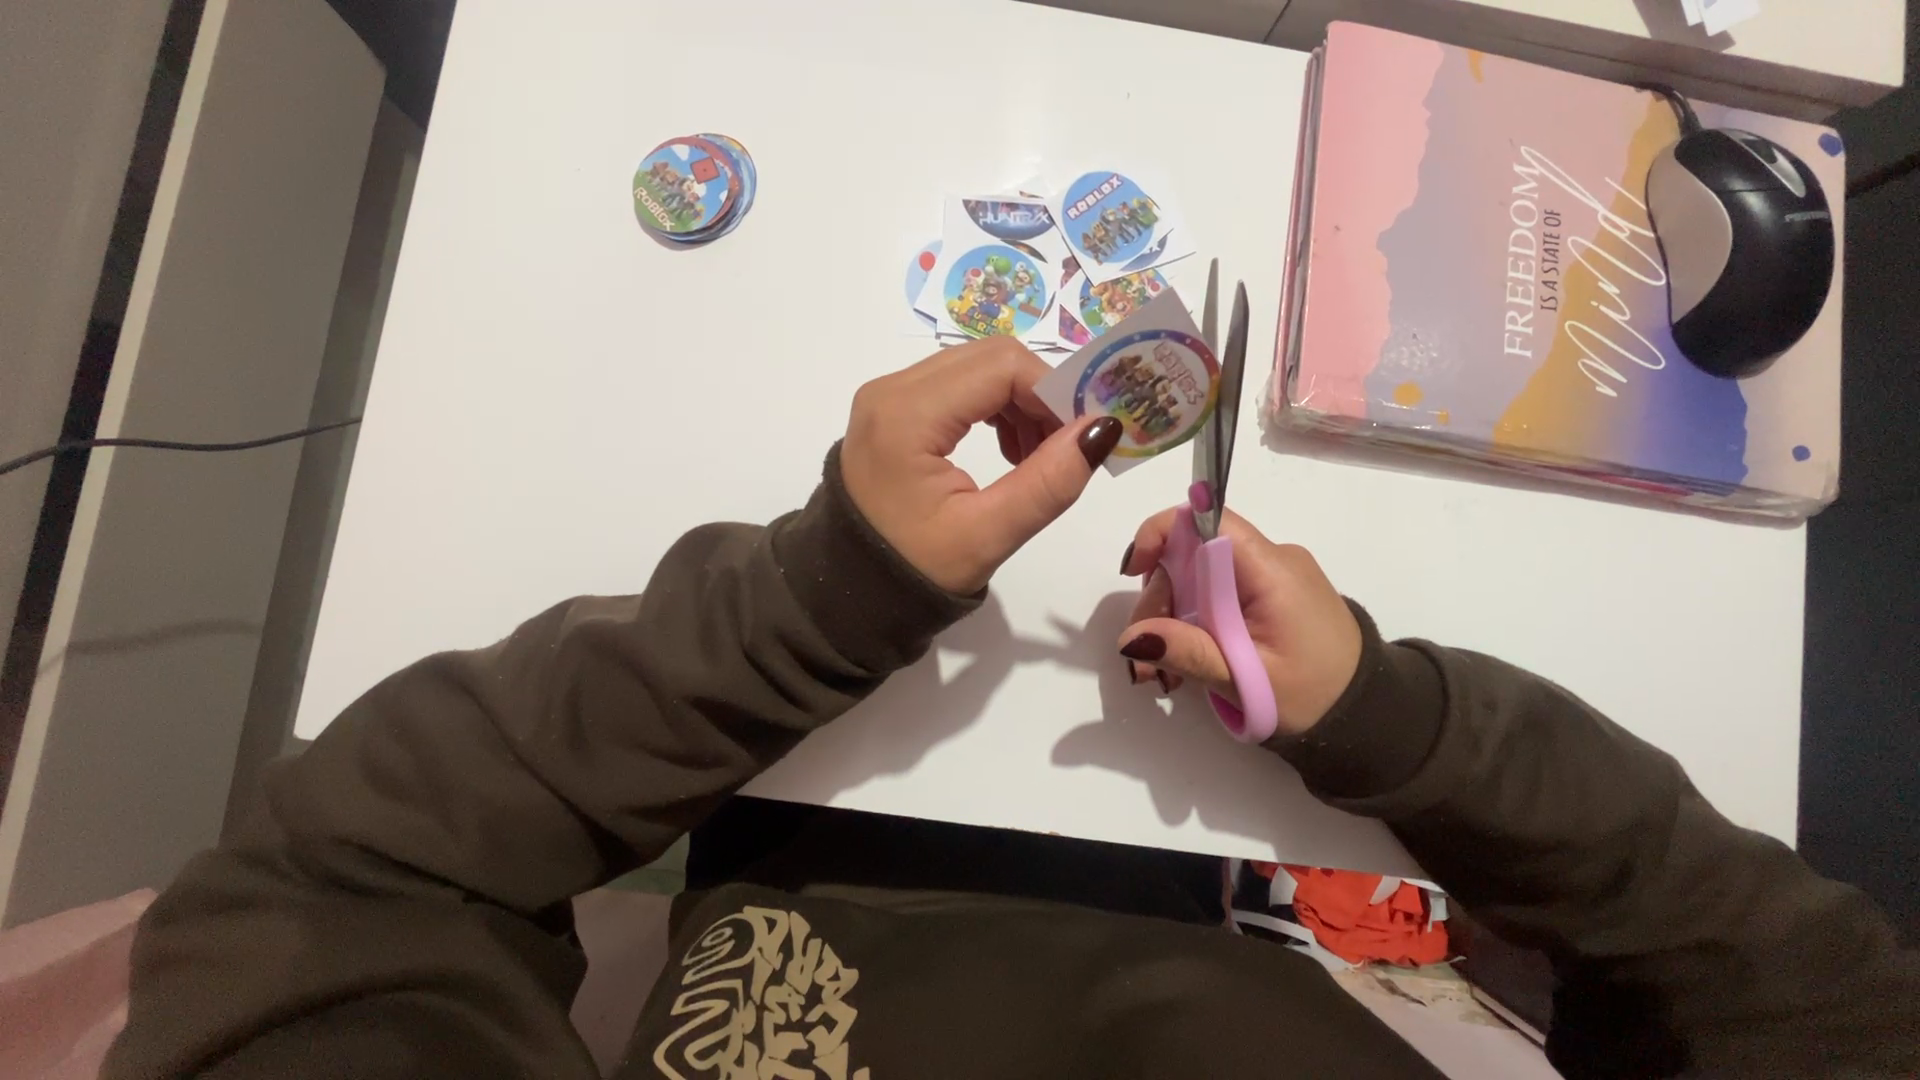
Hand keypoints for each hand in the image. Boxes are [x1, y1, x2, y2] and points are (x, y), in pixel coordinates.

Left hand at [842, 338, 1123, 593]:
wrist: (848, 590)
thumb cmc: (914, 571)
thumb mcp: (987, 535)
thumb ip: (1047, 482)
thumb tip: (1104, 428)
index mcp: (906, 415)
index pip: (1002, 367)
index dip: (1055, 391)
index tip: (1088, 434)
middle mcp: (892, 390)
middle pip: (989, 359)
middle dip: (1040, 395)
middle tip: (1067, 447)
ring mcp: (888, 397)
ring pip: (975, 369)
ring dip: (1019, 402)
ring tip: (1038, 457)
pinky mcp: (893, 410)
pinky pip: (956, 387)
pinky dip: (994, 408)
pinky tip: (1010, 451)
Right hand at [1116, 508, 1361, 736]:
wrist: (1369, 714)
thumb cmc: (1314, 696)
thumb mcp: (1245, 680)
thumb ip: (1188, 653)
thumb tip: (1130, 639)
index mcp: (1270, 570)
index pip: (1207, 519)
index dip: (1161, 533)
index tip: (1132, 573)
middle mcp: (1270, 560)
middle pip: (1192, 557)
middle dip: (1158, 601)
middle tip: (1142, 660)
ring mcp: (1270, 577)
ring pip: (1198, 579)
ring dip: (1170, 619)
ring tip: (1158, 675)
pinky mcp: (1269, 595)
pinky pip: (1217, 594)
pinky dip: (1193, 623)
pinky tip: (1182, 663)